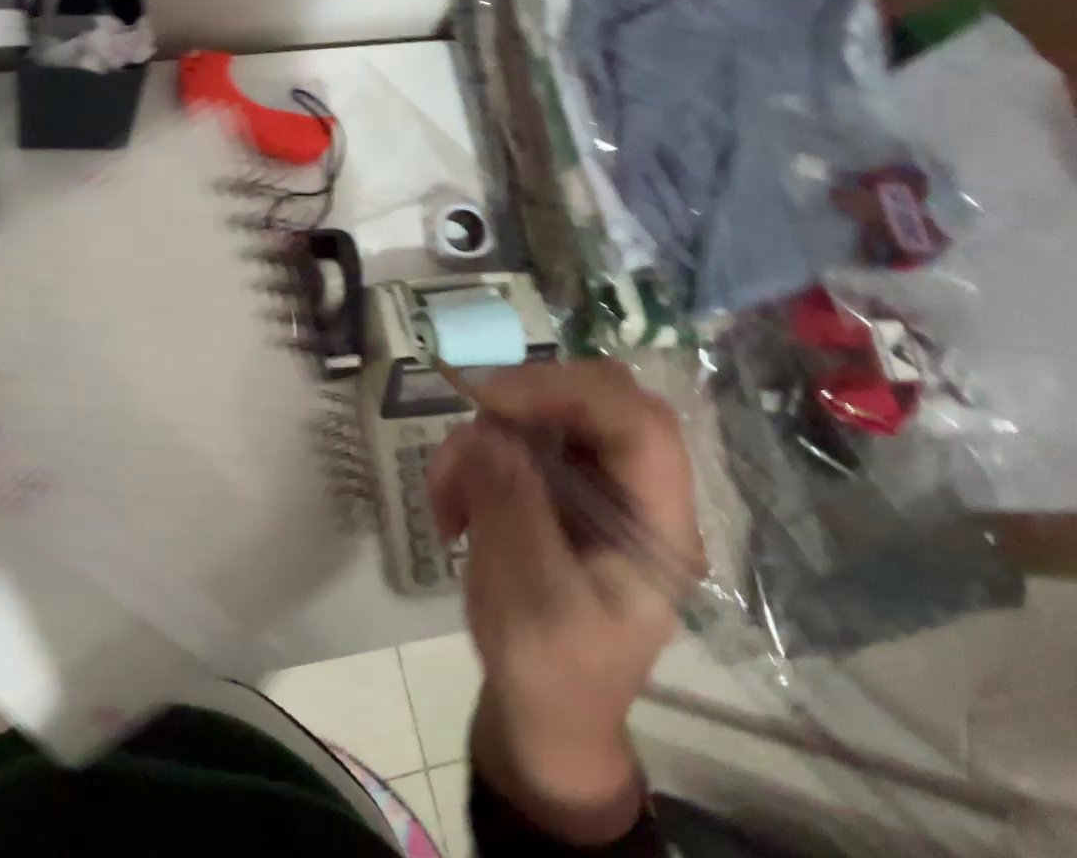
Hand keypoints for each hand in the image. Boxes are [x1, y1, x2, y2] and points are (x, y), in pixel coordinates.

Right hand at [426, 360, 697, 844]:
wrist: (545, 710)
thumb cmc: (551, 669)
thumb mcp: (531, 600)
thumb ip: (513, 513)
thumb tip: (484, 433)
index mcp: (658, 524)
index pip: (640, 425)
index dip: (568, 393)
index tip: (489, 400)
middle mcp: (635, 492)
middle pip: (595, 402)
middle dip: (519, 408)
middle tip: (462, 439)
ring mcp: (595, 488)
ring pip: (542, 418)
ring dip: (479, 444)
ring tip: (444, 502)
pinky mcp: (555, 492)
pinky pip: (511, 446)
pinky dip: (470, 464)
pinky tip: (450, 510)